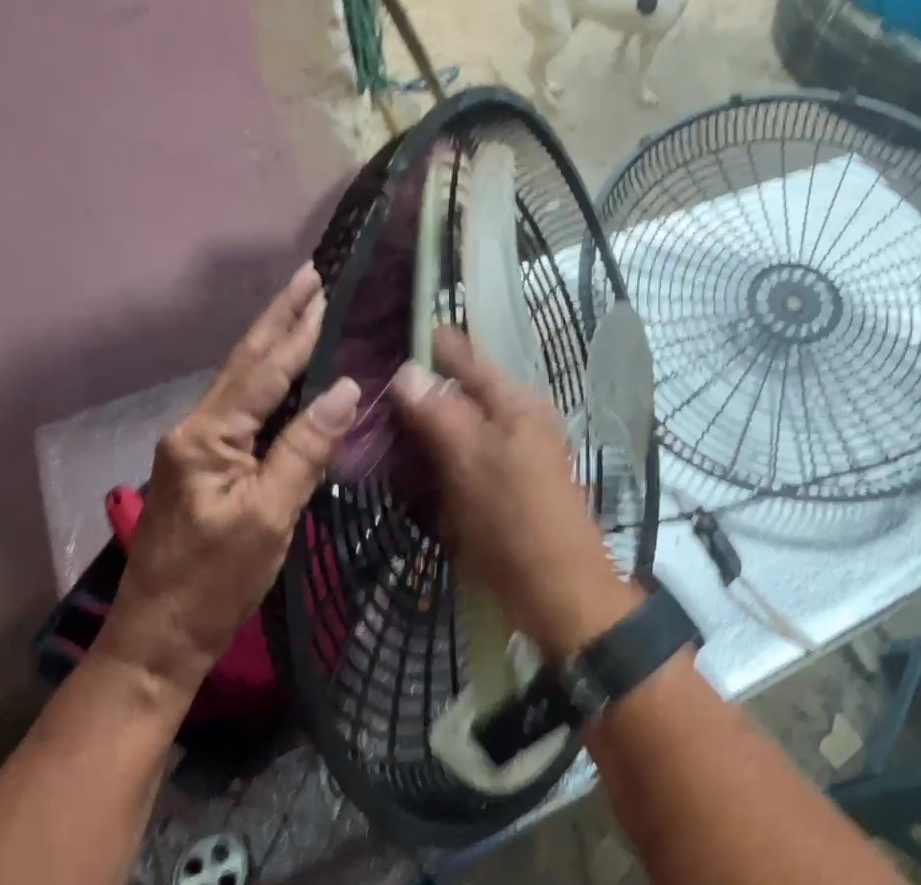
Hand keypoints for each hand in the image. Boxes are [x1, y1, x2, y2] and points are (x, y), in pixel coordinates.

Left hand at [97, 264, 360, 694]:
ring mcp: (193, 449)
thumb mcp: (268, 517)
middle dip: (277, 319)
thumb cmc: (215, 582)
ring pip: (240, 385)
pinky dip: (268, 383)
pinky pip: (241, 411)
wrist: (158, 637)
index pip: (262, 372)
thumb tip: (345, 390)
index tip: (324, 290)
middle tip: (308, 276)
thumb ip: (304, 449)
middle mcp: (194, 430)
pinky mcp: (201, 468)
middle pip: (243, 365)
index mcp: (206, 437)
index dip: (296, 332)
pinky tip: (286, 375)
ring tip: (302, 311)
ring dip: (273, 345)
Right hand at [389, 327, 640, 656]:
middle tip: (365, 386)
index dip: (430, 344)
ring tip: (372, 423)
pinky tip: (402, 464)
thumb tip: (406, 369)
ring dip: (420, 427)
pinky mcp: (498, 490)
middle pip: (459, 393)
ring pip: (455, 429)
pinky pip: (458, 461)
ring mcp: (507, 457)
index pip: (466, 357)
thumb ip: (439, 412)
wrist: (556, 590)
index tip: (386, 329)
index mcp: (516, 403)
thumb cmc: (515, 518)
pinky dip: (432, 459)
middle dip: (417, 390)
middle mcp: (514, 422)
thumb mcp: (472, 458)